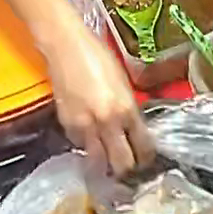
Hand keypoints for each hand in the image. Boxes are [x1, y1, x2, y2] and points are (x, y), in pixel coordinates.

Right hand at [46, 29, 153, 174]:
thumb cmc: (98, 55)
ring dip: (105, 161)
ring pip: (98, 162)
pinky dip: (87, 145)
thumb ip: (128, 107)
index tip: (146, 158)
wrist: (66, 46)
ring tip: (108, 155)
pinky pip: (80, 145)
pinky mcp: (66, 126)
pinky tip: (90, 135)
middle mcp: (107, 122)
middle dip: (127, 168)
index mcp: (126, 108)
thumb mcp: (122, 81)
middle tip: (128, 164)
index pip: (143, 146)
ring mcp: (84, 126)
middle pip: (122, 164)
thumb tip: (133, 127)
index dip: (147, 156)